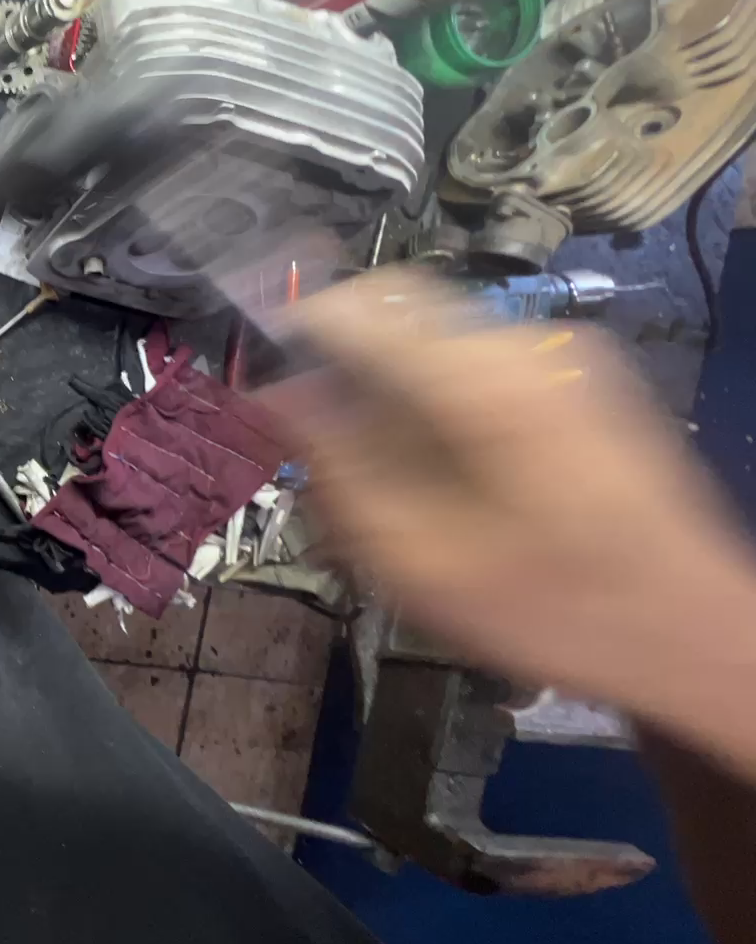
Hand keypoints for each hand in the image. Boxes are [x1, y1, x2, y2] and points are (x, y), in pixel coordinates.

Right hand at [269, 270, 755, 774]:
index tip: (251, 363)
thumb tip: (271, 389)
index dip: (287, 321)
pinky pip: (455, 361)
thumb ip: (329, 456)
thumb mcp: (403, 547)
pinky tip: (421, 465)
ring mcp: (554, 361)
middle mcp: (521, 351)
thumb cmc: (539, 606)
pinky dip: (414, 396)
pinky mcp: (567, 380)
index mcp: (479, 386)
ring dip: (370, 387)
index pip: (356, 303)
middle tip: (307, 433)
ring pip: (416, 338)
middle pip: (386, 313)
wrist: (691, 640)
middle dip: (330, 362)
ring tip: (366, 467)